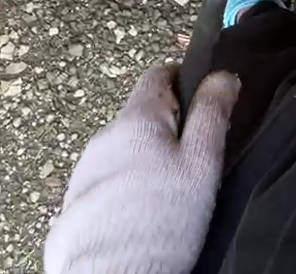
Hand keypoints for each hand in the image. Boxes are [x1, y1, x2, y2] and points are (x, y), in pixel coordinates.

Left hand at [43, 65, 239, 273]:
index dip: (183, 81)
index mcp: (137, 119)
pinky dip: (122, 193)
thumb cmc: (163, 221)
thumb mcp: (201, 162)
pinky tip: (138, 217)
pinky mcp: (71, 209)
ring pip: (121, 153)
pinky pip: (103, 187)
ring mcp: (83, 174)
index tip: (200, 104)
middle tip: (189, 162)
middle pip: (140, 117)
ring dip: (141, 162)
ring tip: (164, 196)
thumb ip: (212, 112)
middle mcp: (103, 138)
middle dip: (164, 131)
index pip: (158, 74)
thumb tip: (223, 75)